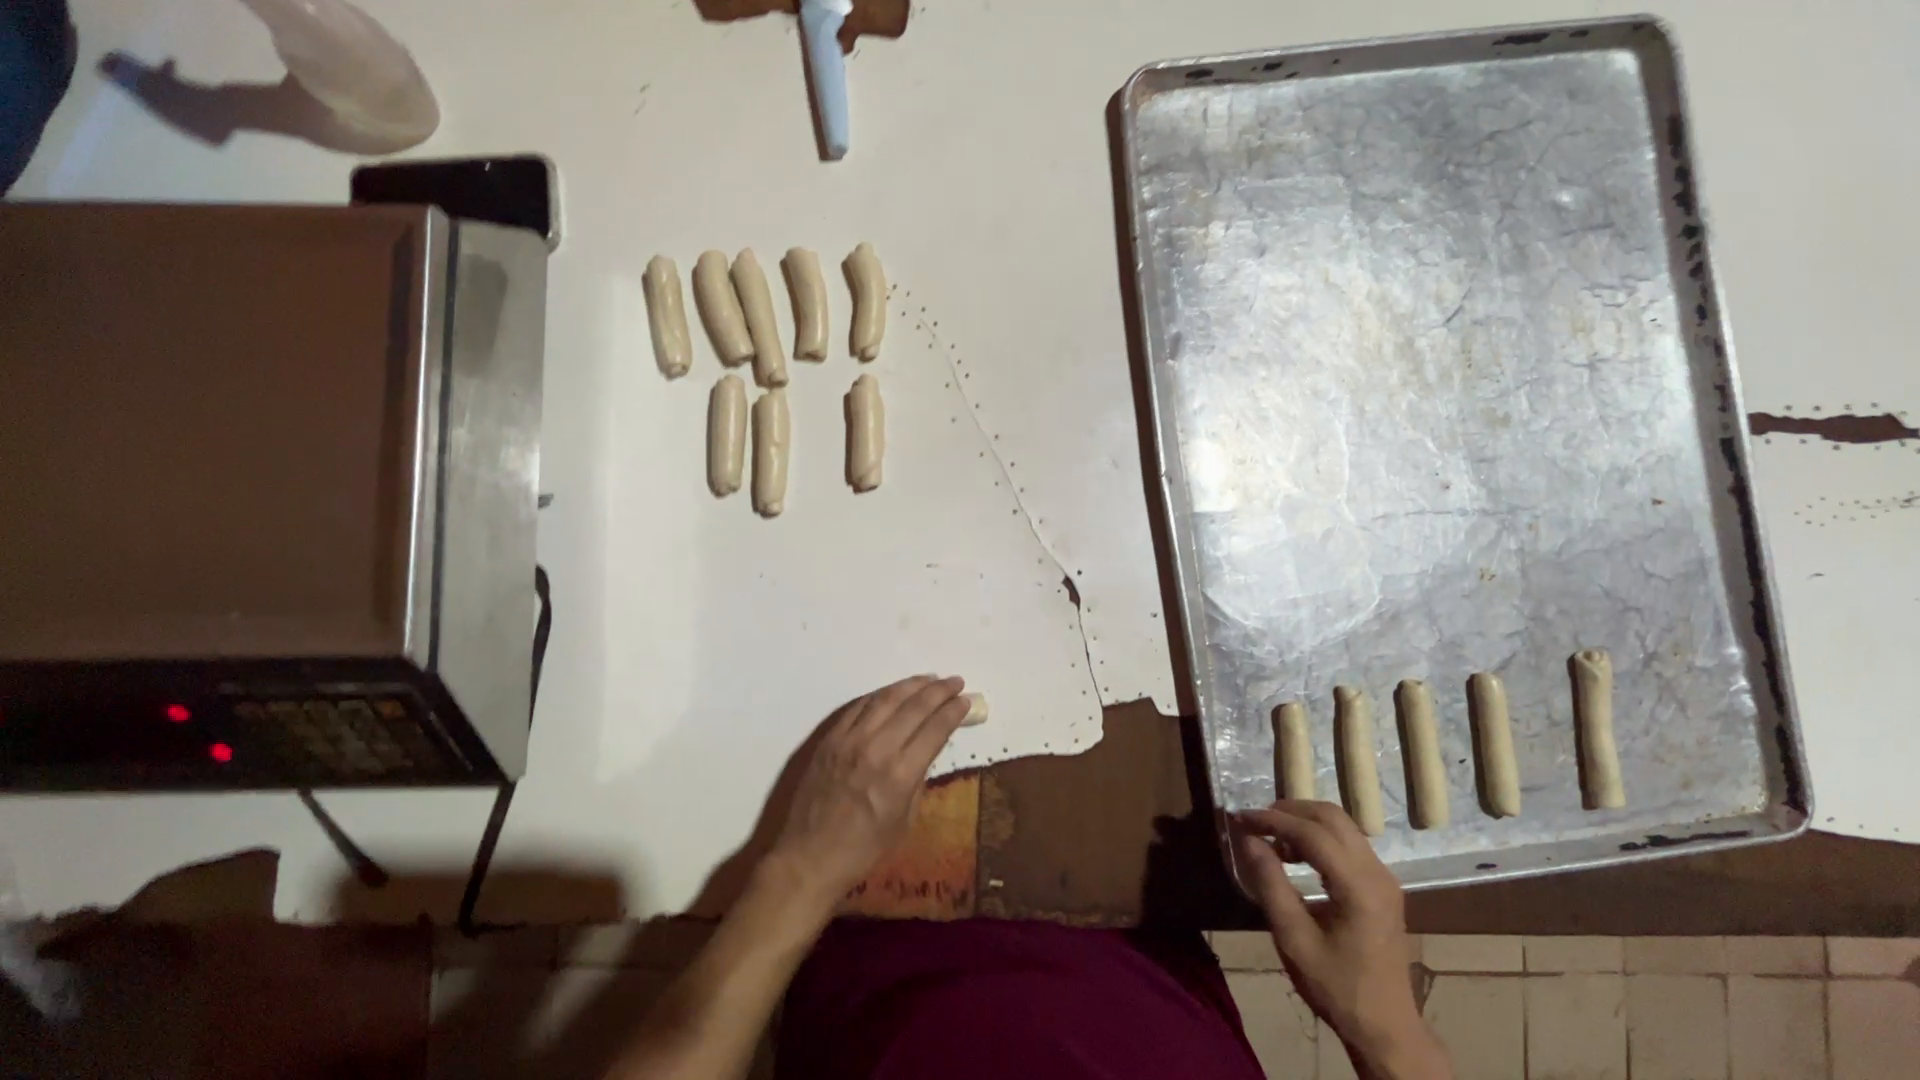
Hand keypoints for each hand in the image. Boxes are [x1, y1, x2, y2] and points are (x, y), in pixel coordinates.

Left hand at [766, 675, 970, 906]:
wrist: (809, 857)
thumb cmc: (864, 850)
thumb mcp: (905, 820)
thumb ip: (918, 779)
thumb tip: (927, 749)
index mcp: (900, 774)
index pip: (935, 729)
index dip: (953, 711)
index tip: (965, 700)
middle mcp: (876, 748)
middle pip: (914, 706)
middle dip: (938, 691)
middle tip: (954, 682)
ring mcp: (849, 740)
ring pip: (885, 698)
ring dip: (910, 685)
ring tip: (928, 679)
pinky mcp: (829, 739)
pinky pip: (857, 707)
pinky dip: (879, 695)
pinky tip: (891, 693)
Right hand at [1233, 801, 1449, 1079]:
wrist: (1384, 1026)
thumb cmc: (1335, 986)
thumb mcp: (1293, 938)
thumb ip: (1270, 883)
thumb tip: (1248, 839)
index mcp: (1359, 886)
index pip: (1312, 833)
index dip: (1273, 820)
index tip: (1239, 818)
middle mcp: (1378, 873)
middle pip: (1332, 817)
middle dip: (1290, 811)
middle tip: (1255, 822)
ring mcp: (1385, 878)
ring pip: (1343, 826)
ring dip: (1304, 822)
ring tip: (1271, 839)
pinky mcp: (1383, 887)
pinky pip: (1349, 844)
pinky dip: (1319, 837)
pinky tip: (1296, 856)